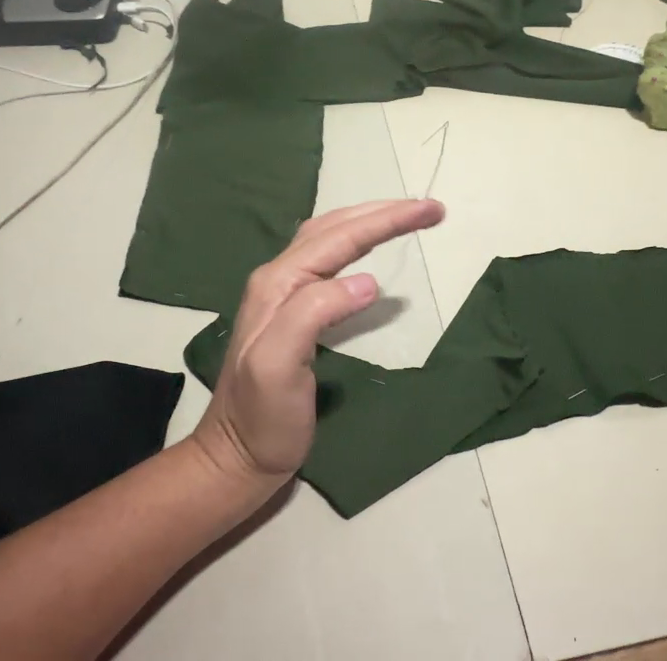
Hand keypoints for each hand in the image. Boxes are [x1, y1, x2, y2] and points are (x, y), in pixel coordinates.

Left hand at [190, 199, 444, 485]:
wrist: (235, 456)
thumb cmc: (262, 417)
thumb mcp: (280, 365)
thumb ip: (315, 313)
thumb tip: (368, 281)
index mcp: (278, 283)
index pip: (340, 237)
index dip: (387, 220)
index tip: (431, 210)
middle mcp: (278, 278)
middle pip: (334, 227)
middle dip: (383, 212)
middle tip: (430, 209)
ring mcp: (283, 294)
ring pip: (328, 238)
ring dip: (368, 221)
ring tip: (405, 215)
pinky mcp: (292, 312)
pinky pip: (326, 259)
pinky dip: (354, 243)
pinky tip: (367, 251)